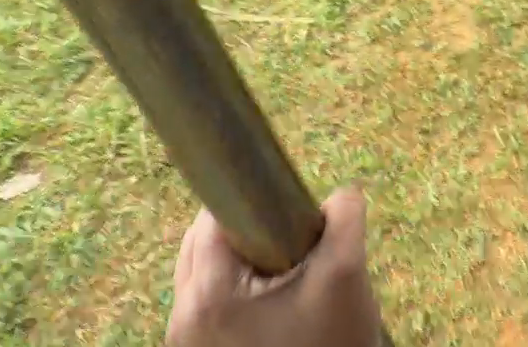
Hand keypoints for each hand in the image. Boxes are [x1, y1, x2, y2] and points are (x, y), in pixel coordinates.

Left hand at [166, 187, 382, 346]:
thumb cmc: (328, 345)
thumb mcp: (347, 271)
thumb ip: (344, 216)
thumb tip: (338, 196)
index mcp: (206, 296)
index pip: (213, 218)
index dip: (255, 200)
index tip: (293, 207)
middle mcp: (180, 320)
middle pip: (205, 242)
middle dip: (251, 228)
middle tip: (297, 239)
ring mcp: (186, 344)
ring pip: (208, 271)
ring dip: (248, 256)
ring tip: (294, 271)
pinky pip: (213, 300)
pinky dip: (244, 284)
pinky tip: (284, 298)